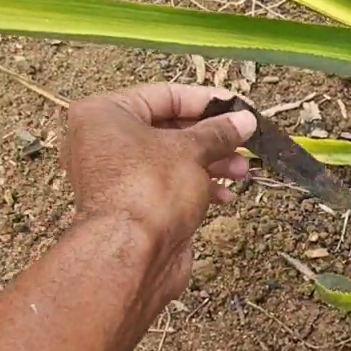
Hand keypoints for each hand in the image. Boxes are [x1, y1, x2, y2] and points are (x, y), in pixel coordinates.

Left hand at [61, 83, 255, 298]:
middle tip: (244, 143)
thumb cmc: (150, 189)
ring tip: (242, 172)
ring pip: (175, 160)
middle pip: (171, 130)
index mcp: (106, 114)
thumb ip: (219, 132)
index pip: (164, 96)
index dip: (206, 102)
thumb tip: (244, 119)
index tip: (238, 108)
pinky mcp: (138, 204)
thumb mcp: (191, 151)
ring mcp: (122, 176)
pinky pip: (172, 186)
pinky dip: (200, 187)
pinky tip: (224, 196)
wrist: (133, 253)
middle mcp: (108, 142)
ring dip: (213, 164)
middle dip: (213, 139)